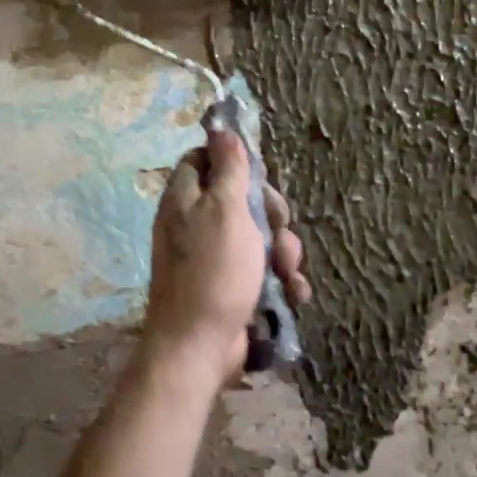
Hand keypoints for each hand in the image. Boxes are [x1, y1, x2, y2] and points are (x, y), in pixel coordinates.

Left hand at [141, 132, 310, 386]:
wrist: (198, 348)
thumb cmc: (212, 272)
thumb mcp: (224, 210)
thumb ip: (228, 169)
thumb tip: (220, 128)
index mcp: (185, 198)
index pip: (204, 159)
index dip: (234, 161)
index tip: (259, 174)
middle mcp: (195, 223)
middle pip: (240, 198)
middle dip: (271, 213)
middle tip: (279, 226)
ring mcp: (212, 258)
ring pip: (259, 236)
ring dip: (282, 251)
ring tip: (287, 271)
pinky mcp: (230, 287)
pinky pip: (261, 271)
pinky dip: (279, 280)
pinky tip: (291, 292)